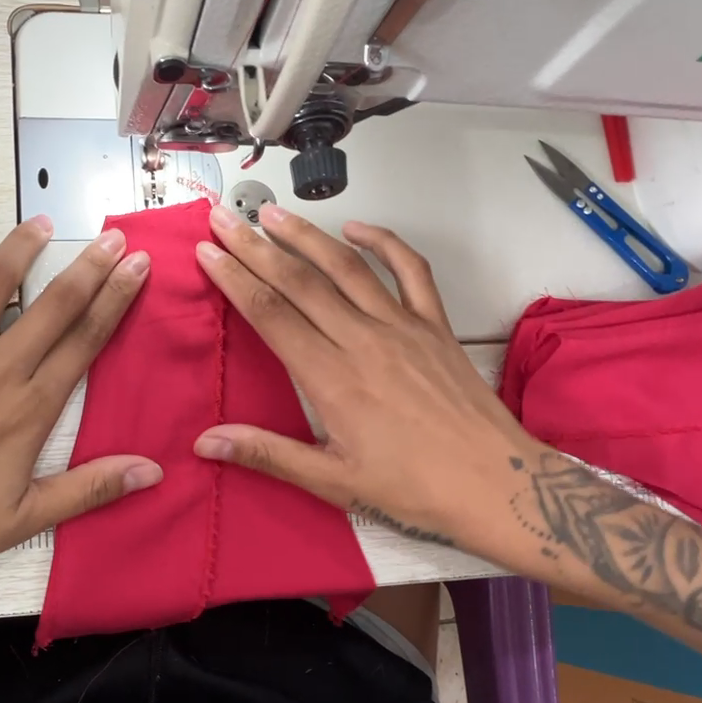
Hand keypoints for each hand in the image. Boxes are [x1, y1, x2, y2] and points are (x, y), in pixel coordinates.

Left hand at [0, 212, 159, 598]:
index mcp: (28, 410)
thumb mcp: (22, 521)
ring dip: (21, 247)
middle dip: (89, 266)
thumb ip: (89, 489)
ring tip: (41, 222)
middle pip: (53, 305)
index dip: (117, 300)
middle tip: (114, 237)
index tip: (139, 267)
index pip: (86, 341)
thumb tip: (152, 471)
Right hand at [191, 203, 544, 560]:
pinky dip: (384, 242)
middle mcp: (364, 341)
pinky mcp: (435, 325)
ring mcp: (403, 327)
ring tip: (273, 213)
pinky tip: (357, 228)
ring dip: (306, 235)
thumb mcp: (333, 482)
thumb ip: (268, 453)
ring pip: (347, 267)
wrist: (495, 484)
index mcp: (332, 379)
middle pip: (300, 281)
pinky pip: (410, 271)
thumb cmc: (413, 488)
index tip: (208, 252)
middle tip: (224, 219)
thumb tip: (206, 442)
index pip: (271, 314)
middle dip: (255, 246)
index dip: (235, 279)